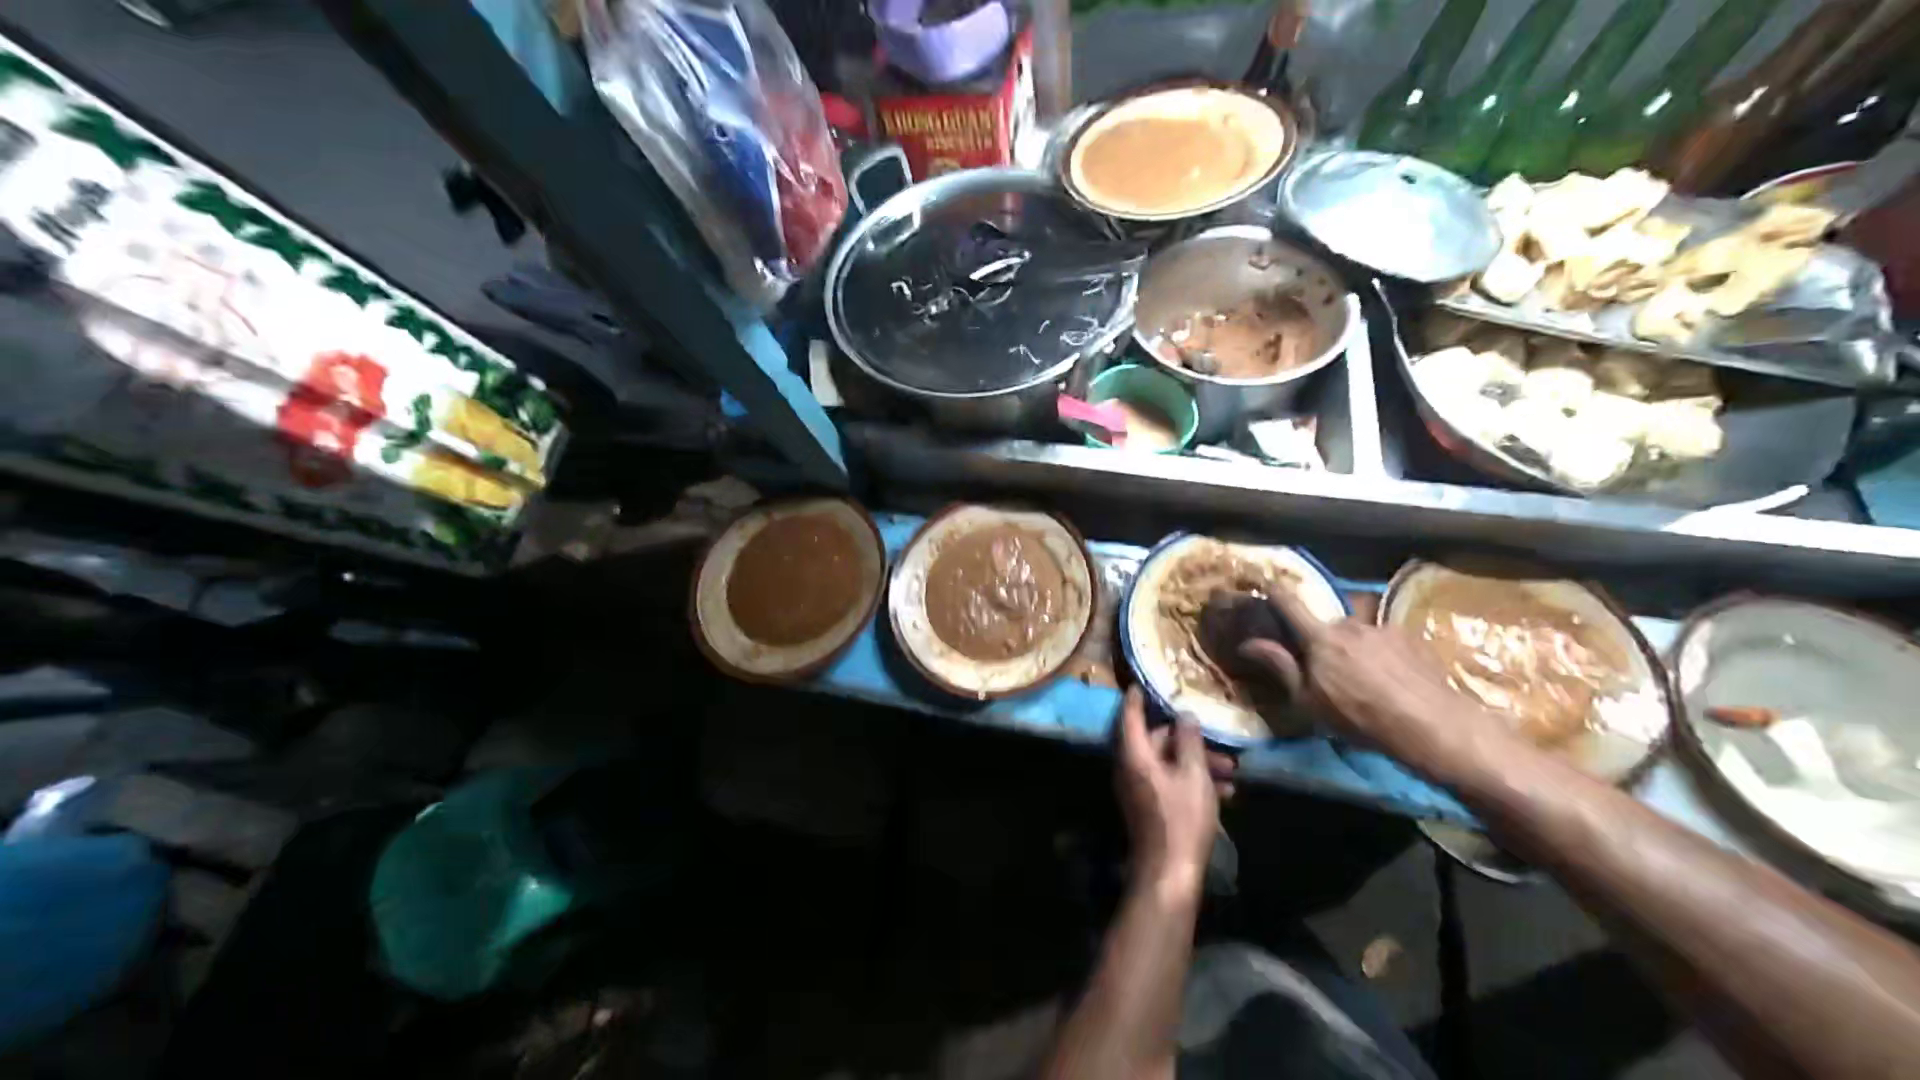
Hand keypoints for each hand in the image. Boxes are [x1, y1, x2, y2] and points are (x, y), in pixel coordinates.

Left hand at [1115, 687, 1226, 897]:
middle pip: (1154, 741)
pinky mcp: (1147, 805)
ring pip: (1165, 763)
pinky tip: (1224, 793)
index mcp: (1133, 755)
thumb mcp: (1193, 775)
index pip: (1129, 715)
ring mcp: (1136, 788)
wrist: (1169, 874)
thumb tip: (1184, 715)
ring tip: (1231, 773)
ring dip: (1196, 763)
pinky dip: (1190, 781)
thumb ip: (1188, 741)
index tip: (1143, 682)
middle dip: (1187, 740)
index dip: (1137, 697)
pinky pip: (1167, 782)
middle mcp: (1128, 767)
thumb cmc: (1182, 819)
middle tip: (1220, 746)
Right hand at [1236, 589, 1521, 781]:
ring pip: (1357, 631)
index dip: (1274, 592)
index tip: (1265, 584)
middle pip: (1326, 623)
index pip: (1289, 604)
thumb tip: (1248, 643)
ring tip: (1365, 676)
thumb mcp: (1309, 701)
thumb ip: (1280, 666)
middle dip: (1322, 638)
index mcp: (1319, 638)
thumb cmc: (1360, 717)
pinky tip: (1391, 678)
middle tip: (1328, 666)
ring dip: (1354, 646)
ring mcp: (1383, 628)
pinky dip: (1381, 652)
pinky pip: (1384, 639)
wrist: (1433, 725)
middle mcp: (1349, 624)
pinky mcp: (1411, 637)